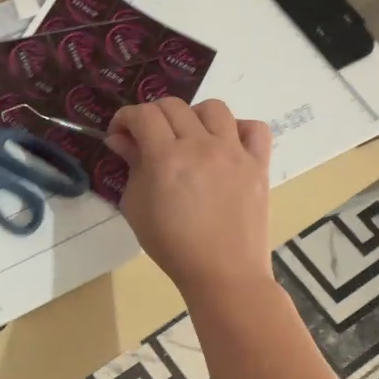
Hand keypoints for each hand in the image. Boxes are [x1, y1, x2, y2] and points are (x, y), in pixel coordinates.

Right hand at [105, 98, 274, 305]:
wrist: (222, 272)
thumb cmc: (170, 243)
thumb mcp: (135, 204)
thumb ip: (131, 165)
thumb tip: (121, 140)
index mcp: (165, 158)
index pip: (142, 115)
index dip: (124, 118)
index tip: (119, 134)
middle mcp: (201, 146)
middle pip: (173, 106)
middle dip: (151, 115)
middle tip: (146, 137)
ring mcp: (234, 153)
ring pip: (213, 108)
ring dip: (192, 116)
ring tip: (186, 136)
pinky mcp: (258, 165)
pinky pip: (254, 128)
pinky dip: (237, 128)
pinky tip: (224, 144)